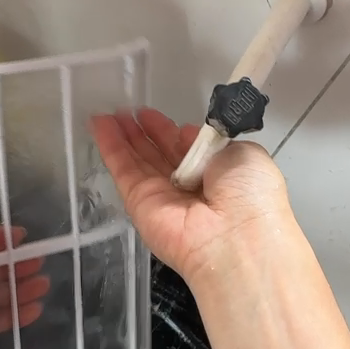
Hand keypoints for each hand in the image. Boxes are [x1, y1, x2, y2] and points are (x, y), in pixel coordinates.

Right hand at [89, 108, 295, 283]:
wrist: (235, 237)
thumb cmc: (250, 193)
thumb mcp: (243, 153)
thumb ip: (214, 142)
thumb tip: (190, 136)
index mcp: (217, 174)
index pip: (187, 148)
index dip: (171, 130)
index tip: (155, 115)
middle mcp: (189, 187)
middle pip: (159, 153)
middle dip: (143, 132)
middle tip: (127, 111)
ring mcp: (161, 196)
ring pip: (137, 159)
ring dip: (123, 135)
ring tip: (108, 113)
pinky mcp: (138, 203)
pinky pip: (122, 169)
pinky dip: (110, 146)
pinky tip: (99, 125)